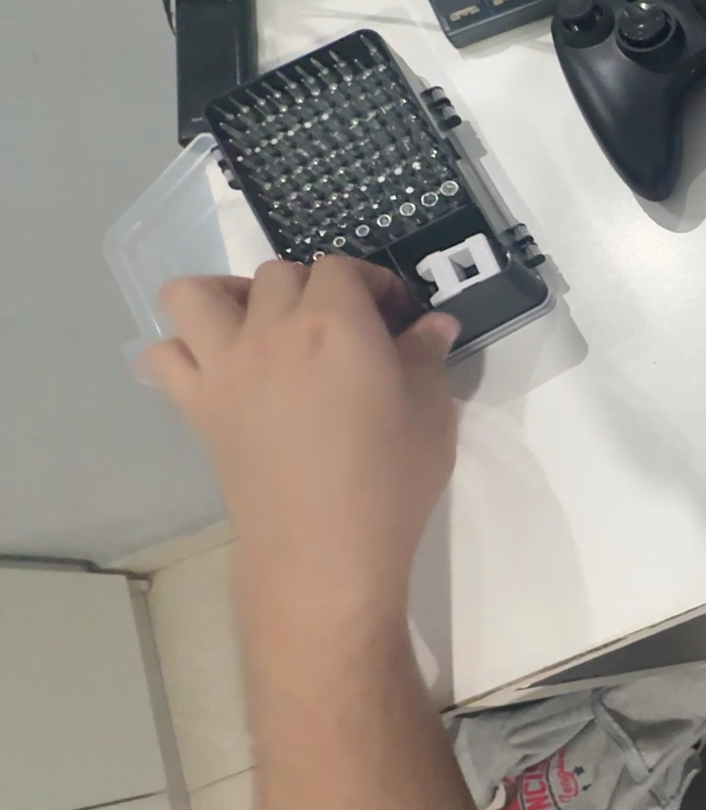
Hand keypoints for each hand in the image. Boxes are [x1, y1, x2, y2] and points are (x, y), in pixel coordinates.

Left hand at [143, 258, 460, 631]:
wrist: (329, 538)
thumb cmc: (395, 473)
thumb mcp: (433, 411)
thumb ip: (428, 357)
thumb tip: (434, 325)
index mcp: (339, 326)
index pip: (344, 270)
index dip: (375, 281)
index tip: (402, 312)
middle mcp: (272, 329)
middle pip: (282, 275)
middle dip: (322, 288)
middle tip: (356, 325)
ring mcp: (224, 364)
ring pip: (201, 293)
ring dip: (236, 295)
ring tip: (272, 324)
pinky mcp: (197, 402)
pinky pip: (167, 351)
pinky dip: (191, 345)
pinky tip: (231, 365)